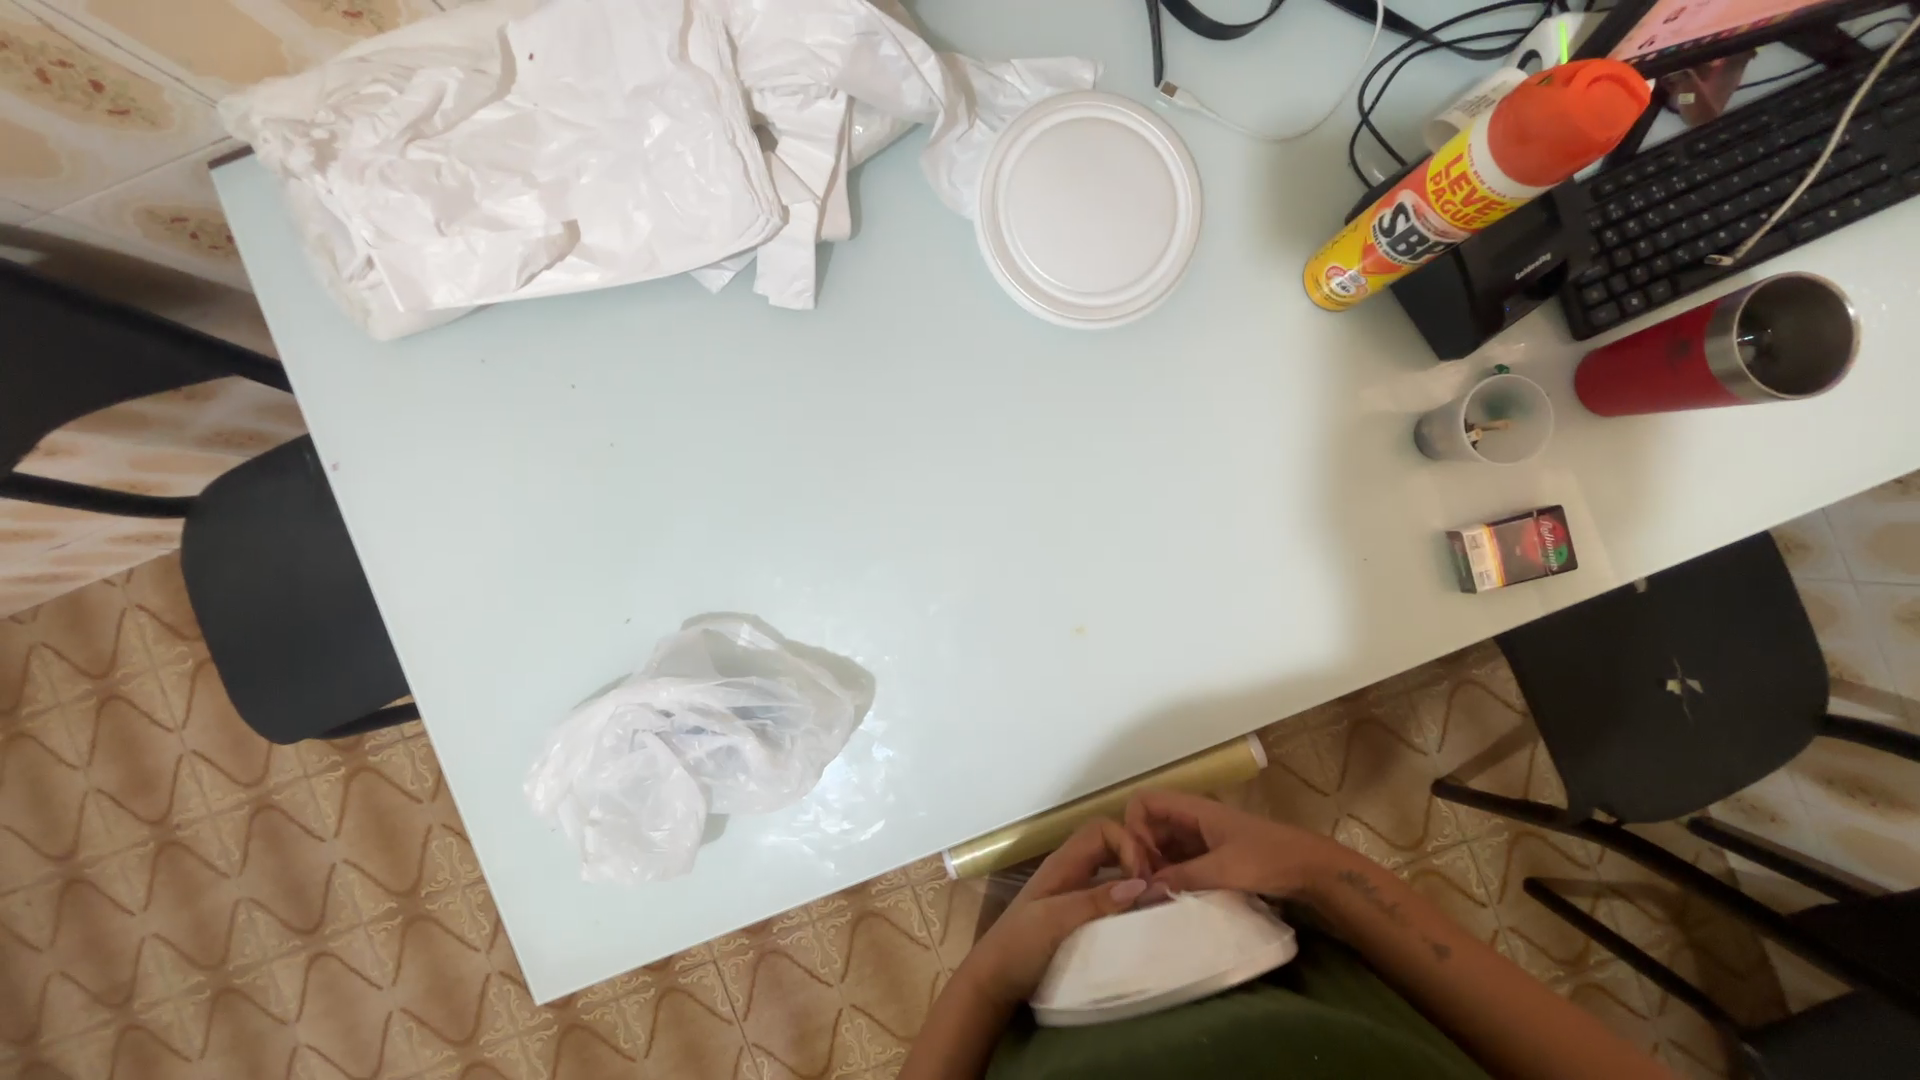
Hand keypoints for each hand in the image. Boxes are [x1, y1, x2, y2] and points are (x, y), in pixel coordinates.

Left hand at [953, 819, 1152, 1008]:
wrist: (994, 980)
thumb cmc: (1019, 945)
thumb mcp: (1054, 921)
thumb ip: (1093, 902)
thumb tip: (1141, 883)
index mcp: (1062, 863)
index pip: (1102, 830)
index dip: (1127, 843)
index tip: (1142, 877)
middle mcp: (1070, 871)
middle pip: (1108, 844)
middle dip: (1135, 856)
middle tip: (1156, 886)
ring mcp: (1073, 892)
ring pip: (1109, 869)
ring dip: (1132, 878)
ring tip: (1154, 900)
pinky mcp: (1077, 915)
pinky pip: (1107, 895)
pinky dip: (1126, 898)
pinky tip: (1138, 917)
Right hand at [1126, 788, 1350, 898]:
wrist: (1312, 869)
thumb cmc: (1268, 858)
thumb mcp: (1224, 869)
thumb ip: (1183, 879)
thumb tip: (1144, 891)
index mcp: (1193, 809)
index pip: (1144, 803)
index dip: (1134, 826)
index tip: (1141, 860)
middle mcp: (1192, 819)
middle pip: (1150, 826)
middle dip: (1142, 853)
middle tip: (1144, 887)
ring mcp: (1202, 837)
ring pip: (1164, 845)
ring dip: (1156, 867)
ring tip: (1157, 896)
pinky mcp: (1212, 855)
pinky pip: (1180, 860)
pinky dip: (1172, 875)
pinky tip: (1173, 898)